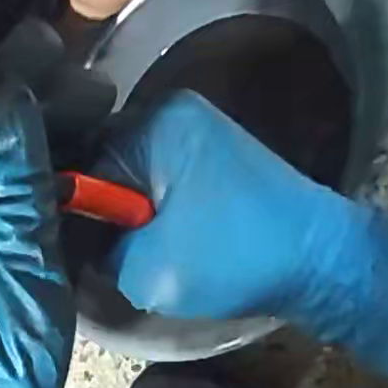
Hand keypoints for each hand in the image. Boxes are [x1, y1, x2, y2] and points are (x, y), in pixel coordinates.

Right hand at [97, 90, 387, 387]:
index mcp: (153, 125)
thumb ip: (98, 254)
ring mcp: (195, 139)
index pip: (78, 166)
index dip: (69, 213)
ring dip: (128, 224)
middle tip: (104, 257)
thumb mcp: (145, 270)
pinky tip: (158, 247)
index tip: (66, 248)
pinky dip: (152, 220)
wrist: (322, 263)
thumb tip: (84, 248)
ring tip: (136, 256)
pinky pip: (159, 191)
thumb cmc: (235, 259)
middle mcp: (171, 117)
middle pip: (102, 171)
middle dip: (101, 217)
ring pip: (131, 186)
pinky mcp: (211, 166)